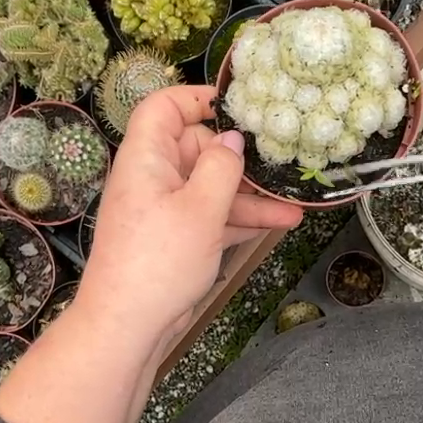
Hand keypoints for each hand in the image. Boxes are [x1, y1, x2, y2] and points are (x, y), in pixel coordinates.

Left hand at [74, 86, 303, 346]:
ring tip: (294, 209)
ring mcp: (165, 211)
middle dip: (240, 161)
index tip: (236, 106)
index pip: (163, 107)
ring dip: (250, 198)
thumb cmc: (160, 261)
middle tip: (281, 166)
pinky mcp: (176, 240)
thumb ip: (221, 168)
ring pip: (211, 190)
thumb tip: (232, 139)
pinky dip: (239, 221)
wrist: (129, 324)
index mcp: (147, 159)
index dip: (196, 98)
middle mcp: (154, 179)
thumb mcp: (200, 210)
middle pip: (198, 151)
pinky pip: (211, 218)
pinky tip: (276, 225)